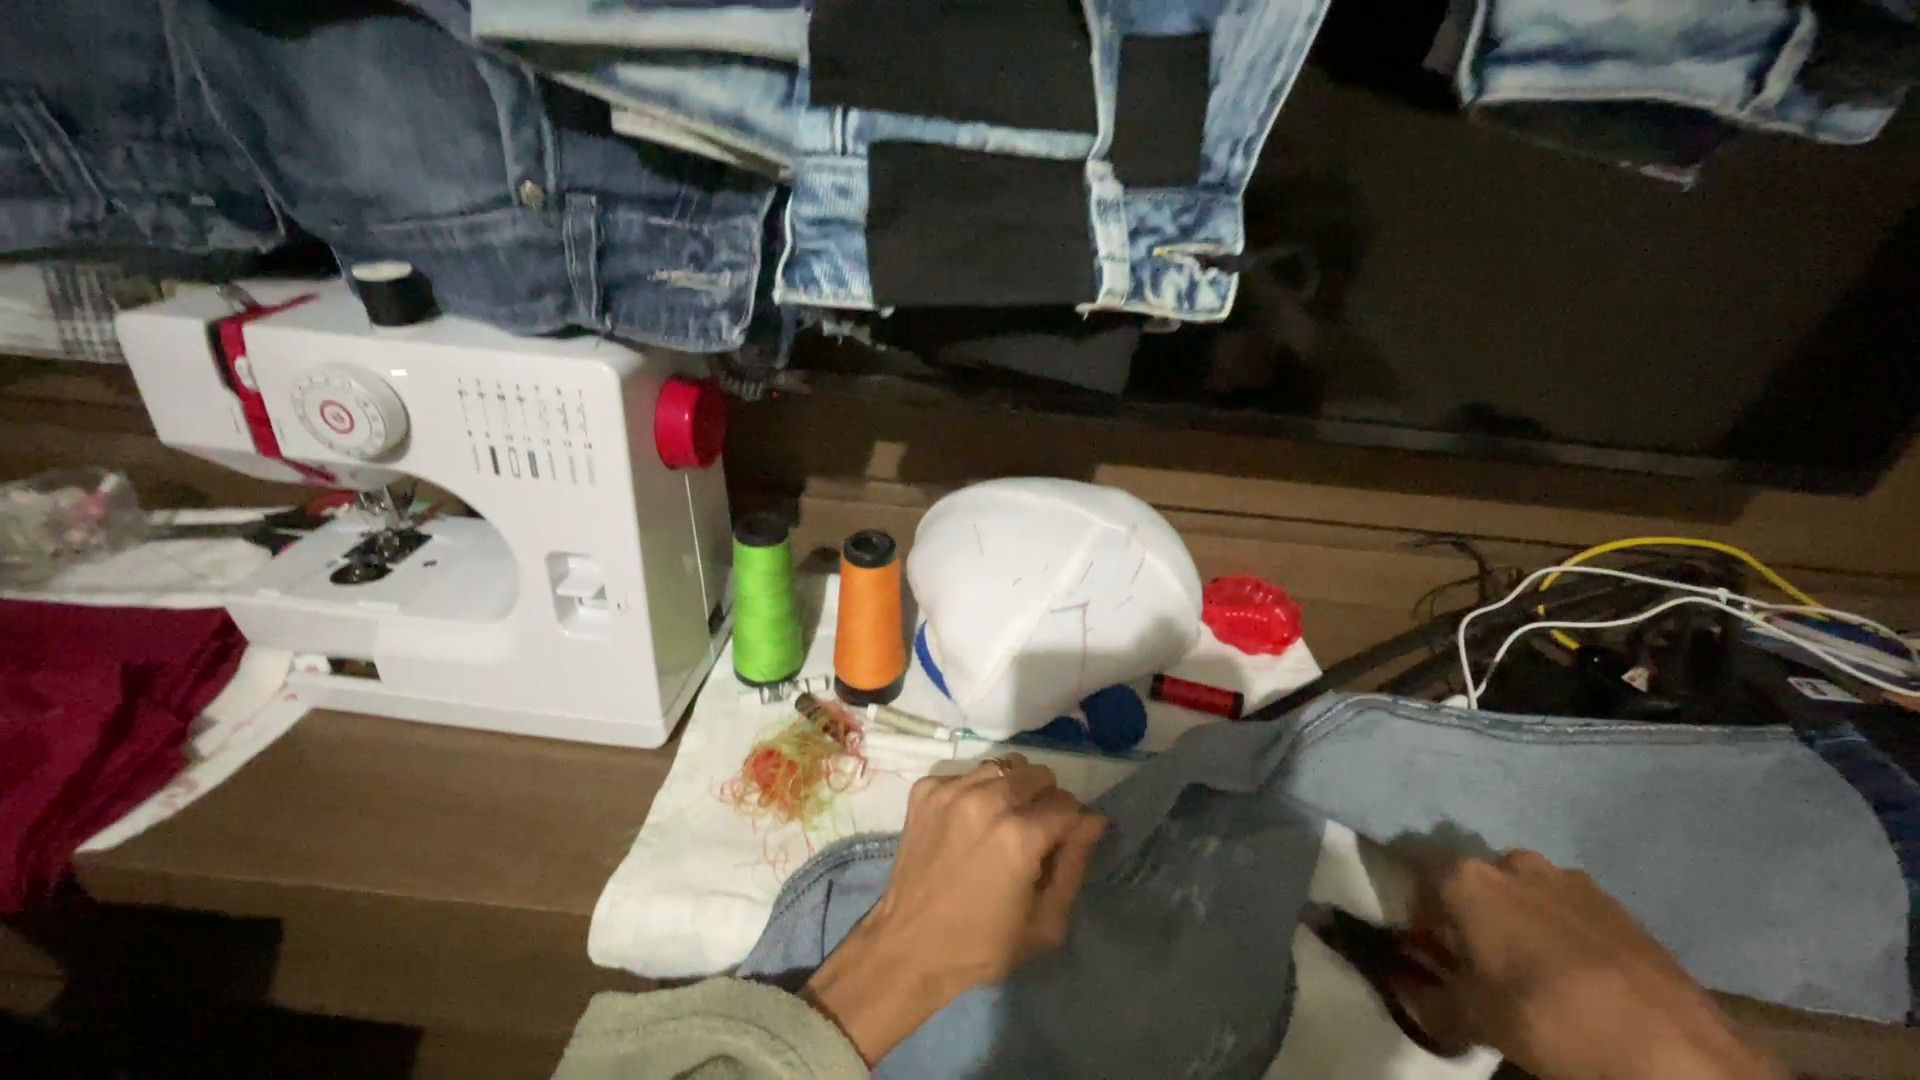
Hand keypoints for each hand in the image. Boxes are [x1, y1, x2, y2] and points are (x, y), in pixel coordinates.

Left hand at [802, 754, 1108, 1064]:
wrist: (908, 946)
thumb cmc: (983, 944)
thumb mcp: (1045, 921)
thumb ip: (1075, 864)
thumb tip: (1095, 819)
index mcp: (1021, 835)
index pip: (1068, 803)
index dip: (1070, 825)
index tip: (1058, 846)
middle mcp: (987, 800)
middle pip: (1038, 773)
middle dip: (1043, 800)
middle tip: (1030, 833)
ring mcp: (951, 791)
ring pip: (1002, 766)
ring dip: (1010, 789)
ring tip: (998, 823)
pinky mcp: (925, 790)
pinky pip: (966, 774)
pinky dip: (974, 792)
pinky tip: (966, 825)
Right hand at [1395, 850, 1787, 1079]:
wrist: (1676, 1052)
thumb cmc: (1549, 1019)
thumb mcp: (1473, 1018)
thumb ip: (1427, 994)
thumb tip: (1403, 983)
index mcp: (1466, 878)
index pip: (1416, 878)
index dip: (1415, 913)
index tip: (1421, 945)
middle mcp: (1512, 862)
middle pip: (1474, 881)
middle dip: (1469, 911)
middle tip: (1475, 958)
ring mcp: (1570, 878)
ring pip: (1524, 891)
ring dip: (1518, 918)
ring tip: (1530, 966)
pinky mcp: (1618, 903)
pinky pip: (1568, 908)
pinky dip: (1561, 930)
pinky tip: (1575, 971)